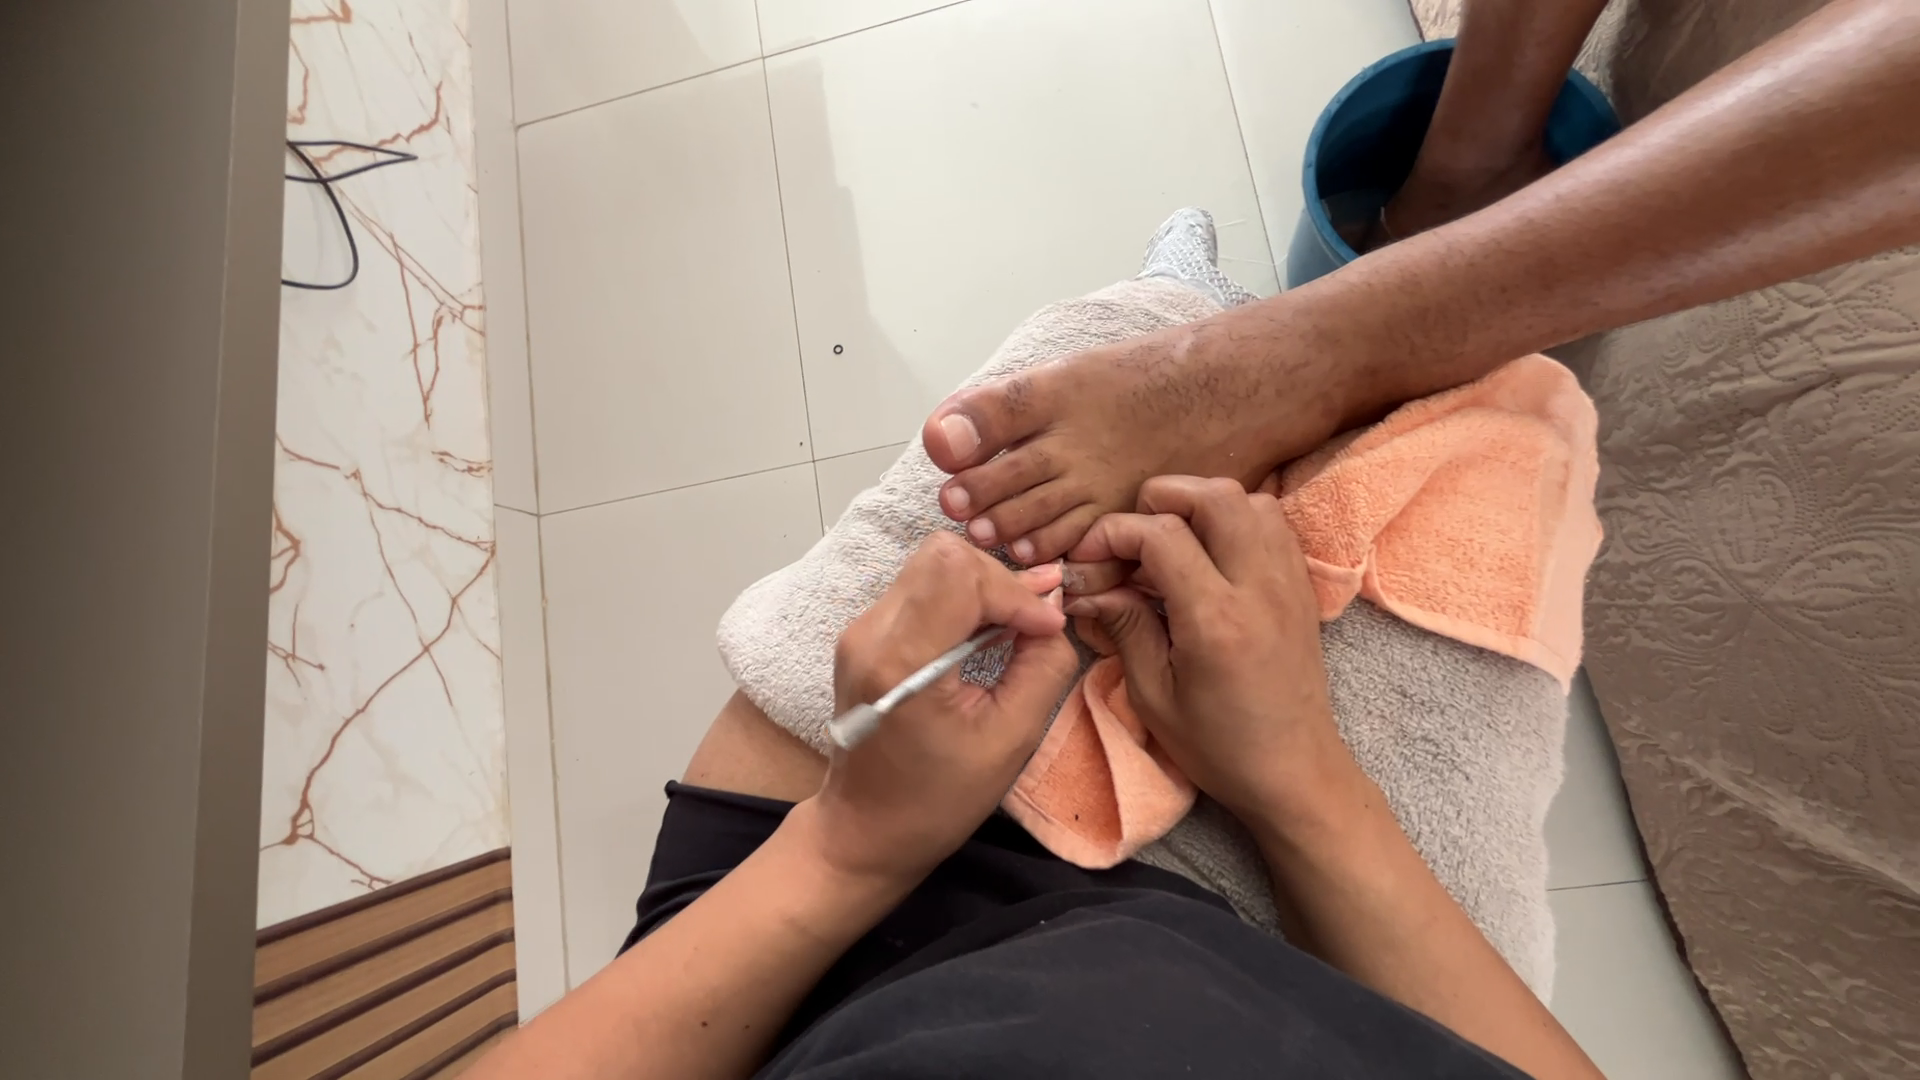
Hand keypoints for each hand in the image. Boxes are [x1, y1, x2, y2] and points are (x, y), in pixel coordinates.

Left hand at [809, 532, 1079, 883]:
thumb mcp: (1010, 739)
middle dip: (999, 582)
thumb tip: (1051, 615)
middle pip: (942, 555)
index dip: (1014, 590)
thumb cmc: (938, 800)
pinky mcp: (864, 634)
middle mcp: (870, 632)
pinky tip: (985, 632)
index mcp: (901, 661)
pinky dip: (960, 600)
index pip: (958, 571)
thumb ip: (1042, 666)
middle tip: (1033, 623)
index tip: (1045, 629)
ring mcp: (860, 630)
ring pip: (930, 565)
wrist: (864, 829)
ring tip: (1015, 626)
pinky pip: (919, 589)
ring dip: (981, 588)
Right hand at [1062, 476, 1347, 826]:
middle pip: (1213, 496)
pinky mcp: (1301, 586)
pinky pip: (1272, 522)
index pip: (1161, 534)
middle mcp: (1259, 587)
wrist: (1295, 773)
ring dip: (1200, 506)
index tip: (1088, 558)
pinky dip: (1234, 519)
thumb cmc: (1217, 745)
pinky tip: (1208, 554)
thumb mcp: (1153, 695)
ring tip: (1170, 543)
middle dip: (1159, 501)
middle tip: (1132, 540)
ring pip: (1248, 499)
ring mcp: (1288, 582)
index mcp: (1215, 619)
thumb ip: (1124, 626)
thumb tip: (1088, 587)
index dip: (1113, 533)